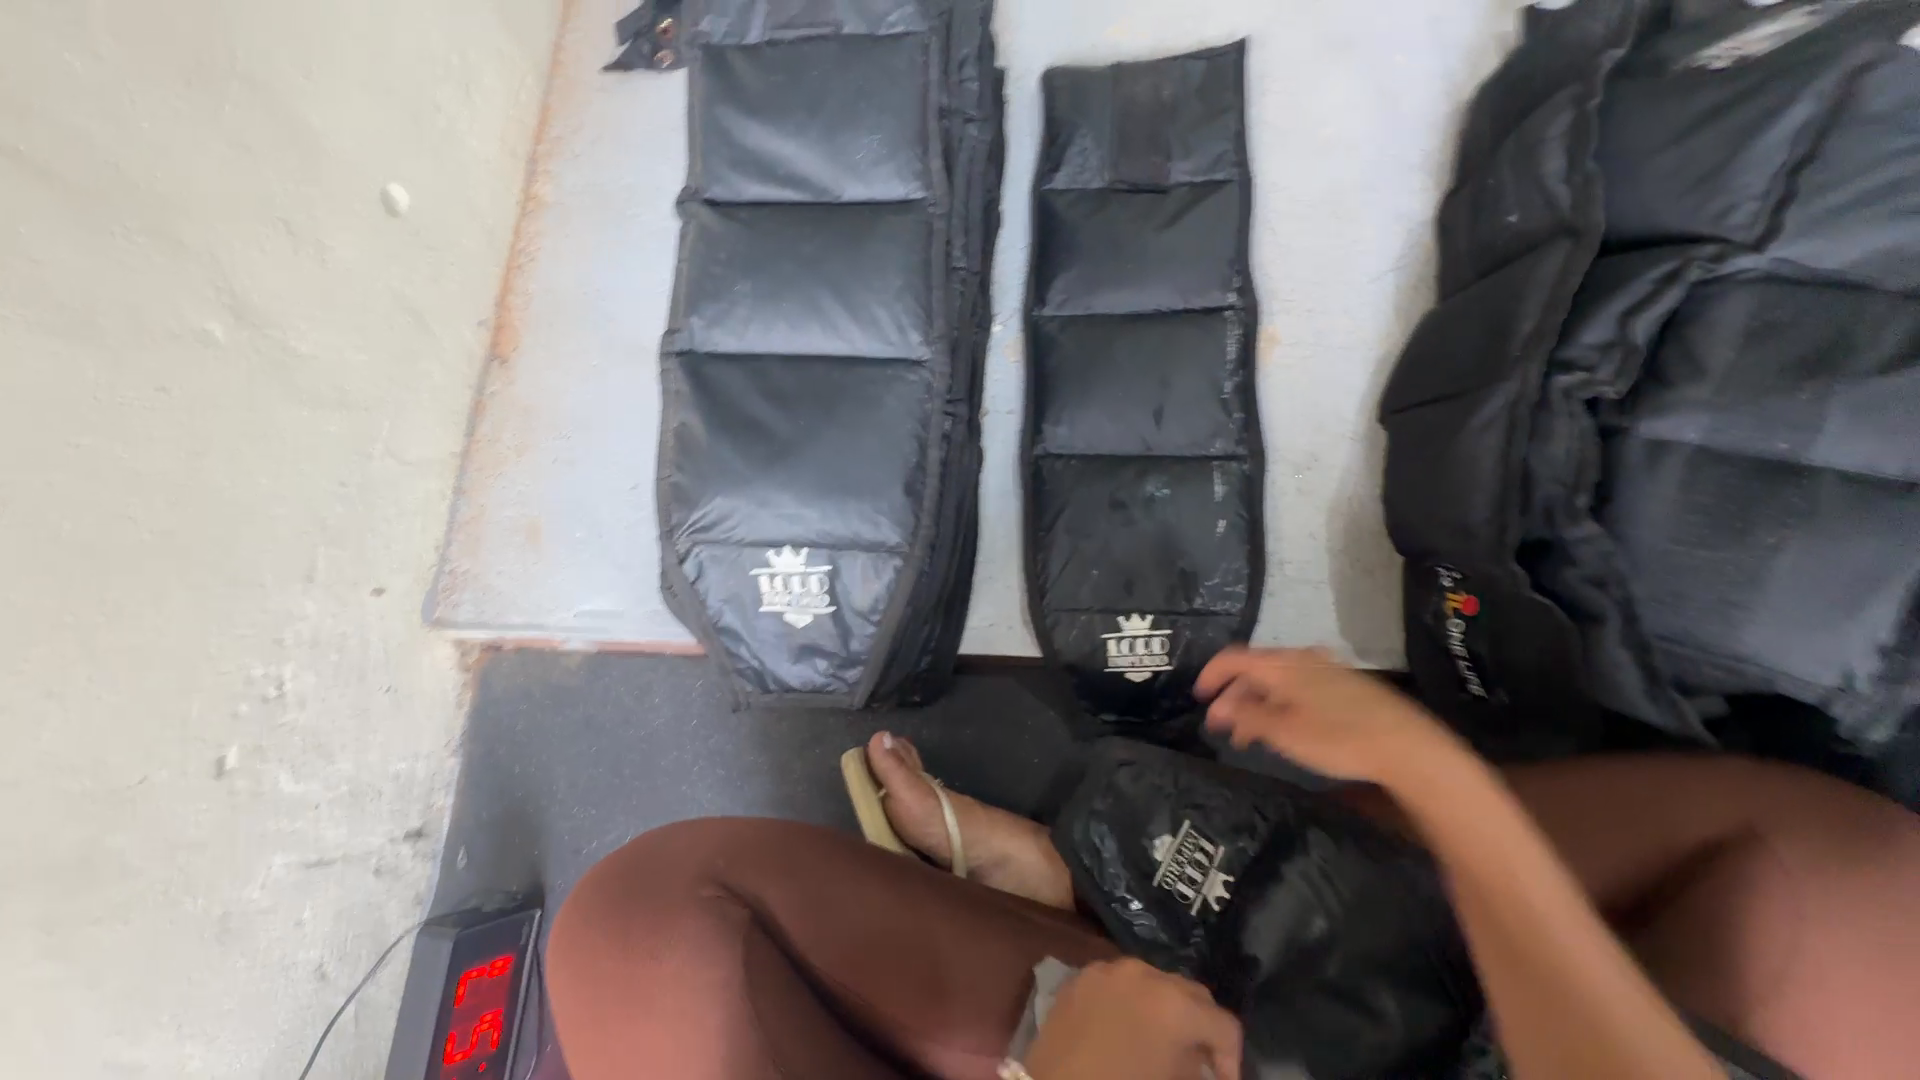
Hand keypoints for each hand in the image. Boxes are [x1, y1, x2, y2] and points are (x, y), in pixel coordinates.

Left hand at [1023, 958, 1241, 1079]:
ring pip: (1156, 982)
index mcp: (1175, 1006)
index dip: (1231, 1058)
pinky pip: (1121, 982)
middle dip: (1202, 1027)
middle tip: (1200, 1061)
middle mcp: (1146, 974)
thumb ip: (1196, 1068)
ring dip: (1166, 1009)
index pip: (1224, 1024)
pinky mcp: (1083, 975)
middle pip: (1192, 994)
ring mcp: (1110, 970)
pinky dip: (1132, 1001)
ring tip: (1161, 1042)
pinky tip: (1124, 1029)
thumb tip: (1199, 1059)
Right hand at [1194, 647, 1466, 784]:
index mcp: (1281, 664)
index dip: (1211, 675)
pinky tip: (1285, 728)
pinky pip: (1298, 686)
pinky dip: (1281, 703)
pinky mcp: (1345, 684)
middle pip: (1255, 669)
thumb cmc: (1338, 739)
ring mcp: (1326, 669)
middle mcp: (1301, 658)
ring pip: (1277, 679)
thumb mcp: (1283, 732)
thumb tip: (1220, 706)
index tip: (1198, 697)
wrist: (1407, 747)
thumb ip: (1247, 715)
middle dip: (1234, 695)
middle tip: (1222, 726)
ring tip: (1250, 735)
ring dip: (1257, 702)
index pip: (1232, 658)